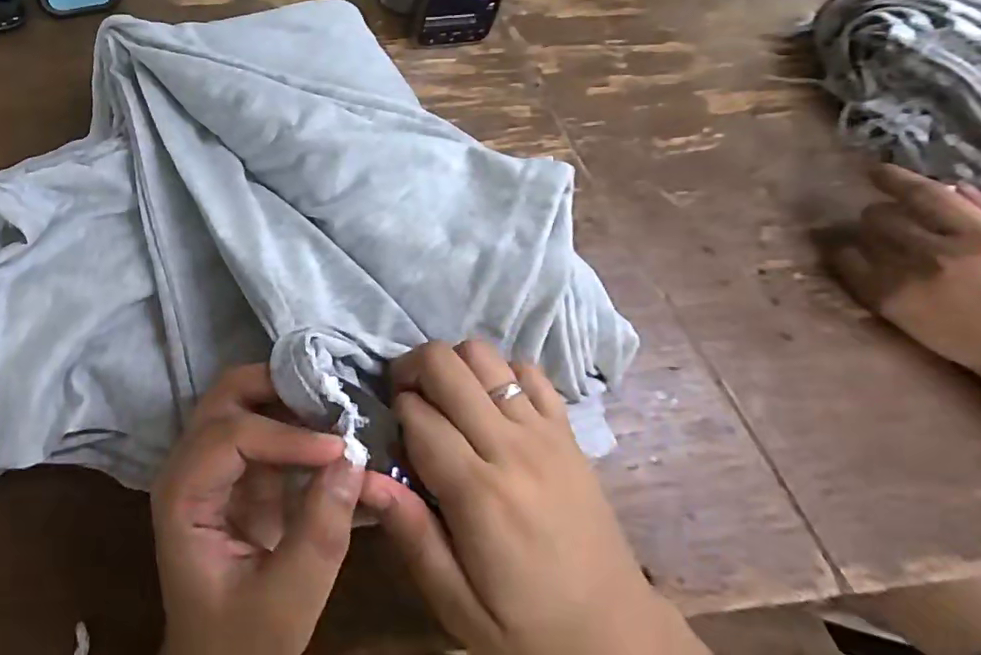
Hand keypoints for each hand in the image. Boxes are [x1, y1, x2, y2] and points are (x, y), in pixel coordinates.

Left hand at [152, 365, 364, 654]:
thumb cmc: (241, 642)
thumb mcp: (286, 602)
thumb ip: (319, 534)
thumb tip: (353, 461)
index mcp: (183, 494)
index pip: (229, 434)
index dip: (284, 434)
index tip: (338, 446)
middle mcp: (190, 466)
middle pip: (228, 396)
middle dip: (278, 386)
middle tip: (331, 396)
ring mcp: (213, 465)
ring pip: (245, 400)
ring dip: (289, 395)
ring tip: (336, 407)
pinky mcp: (240, 473)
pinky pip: (267, 426)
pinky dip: (298, 419)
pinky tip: (332, 427)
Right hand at [360, 341, 699, 654]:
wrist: (616, 637)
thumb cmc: (527, 627)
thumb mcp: (458, 604)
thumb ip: (412, 534)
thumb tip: (364, 477)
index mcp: (479, 493)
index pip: (418, 414)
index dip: (394, 412)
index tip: (392, 434)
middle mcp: (511, 448)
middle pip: (447, 365)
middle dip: (412, 369)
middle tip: (405, 398)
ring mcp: (544, 433)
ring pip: (484, 355)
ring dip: (453, 364)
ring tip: (444, 397)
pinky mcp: (567, 431)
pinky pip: (529, 370)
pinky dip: (501, 371)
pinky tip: (490, 402)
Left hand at [824, 165, 980, 384]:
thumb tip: (952, 186)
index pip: (922, 194)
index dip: (893, 178)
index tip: (877, 172)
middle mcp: (939, 254)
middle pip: (881, 214)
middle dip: (887, 212)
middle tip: (899, 221)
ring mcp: (908, 279)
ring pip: (863, 236)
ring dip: (872, 235)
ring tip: (890, 244)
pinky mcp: (889, 303)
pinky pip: (847, 265)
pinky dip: (851, 256)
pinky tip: (867, 259)